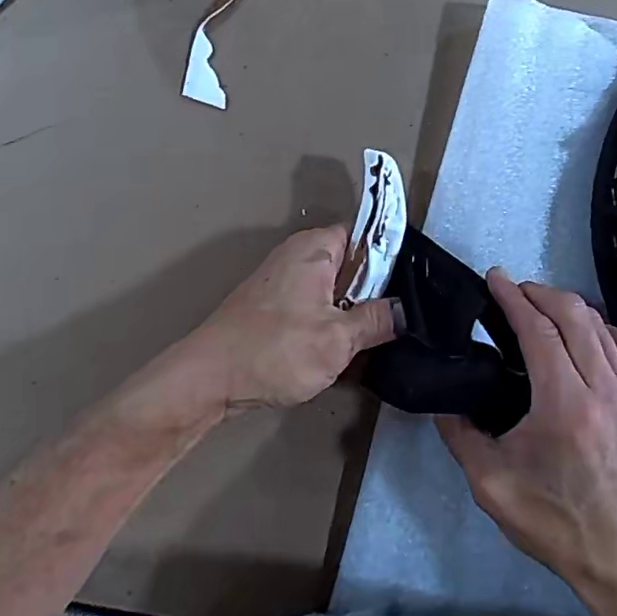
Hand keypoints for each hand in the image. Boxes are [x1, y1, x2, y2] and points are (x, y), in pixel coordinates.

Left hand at [167, 226, 399, 415]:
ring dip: (349, 313)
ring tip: (365, 339)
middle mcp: (297, 255)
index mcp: (316, 247)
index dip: (391, 257)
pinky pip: (314, 305)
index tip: (409, 285)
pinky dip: (327, 323)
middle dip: (371, 291)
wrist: (206, 381)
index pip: (367, 234)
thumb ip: (377, 321)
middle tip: (391, 318)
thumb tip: (405, 312)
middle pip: (352, 264)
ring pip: (333, 289)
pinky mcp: (272, 306)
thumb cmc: (273, 350)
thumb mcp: (338, 340)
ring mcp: (282, 281)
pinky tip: (334, 350)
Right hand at [437, 269, 616, 593]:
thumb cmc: (553, 520)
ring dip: (570, 308)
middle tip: (515, 290)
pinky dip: (604, 330)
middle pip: (574, 314)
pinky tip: (587, 337)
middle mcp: (605, 388)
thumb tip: (444, 402)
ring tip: (544, 309)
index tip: (495, 278)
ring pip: (602, 325)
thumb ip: (460, 435)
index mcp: (565, 404)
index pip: (539, 329)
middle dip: (540, 292)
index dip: (513, 298)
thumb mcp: (491, 484)